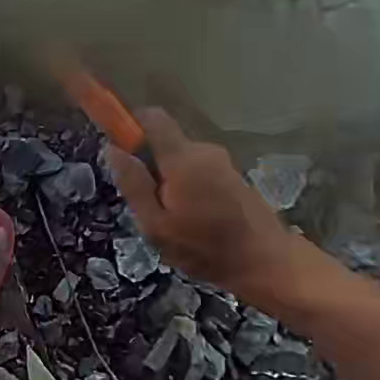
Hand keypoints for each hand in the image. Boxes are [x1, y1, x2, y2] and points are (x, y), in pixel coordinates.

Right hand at [103, 109, 305, 295]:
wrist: (265, 261)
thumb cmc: (204, 247)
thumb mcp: (156, 225)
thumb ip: (134, 184)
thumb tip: (113, 149)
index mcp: (182, 158)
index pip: (152, 118)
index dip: (130, 124)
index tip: (119, 149)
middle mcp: (203, 150)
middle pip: (165, 142)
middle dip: (150, 166)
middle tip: (148, 205)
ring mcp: (221, 161)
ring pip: (181, 159)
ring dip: (170, 180)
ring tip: (173, 219)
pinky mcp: (232, 175)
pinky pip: (198, 170)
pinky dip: (188, 186)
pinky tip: (194, 219)